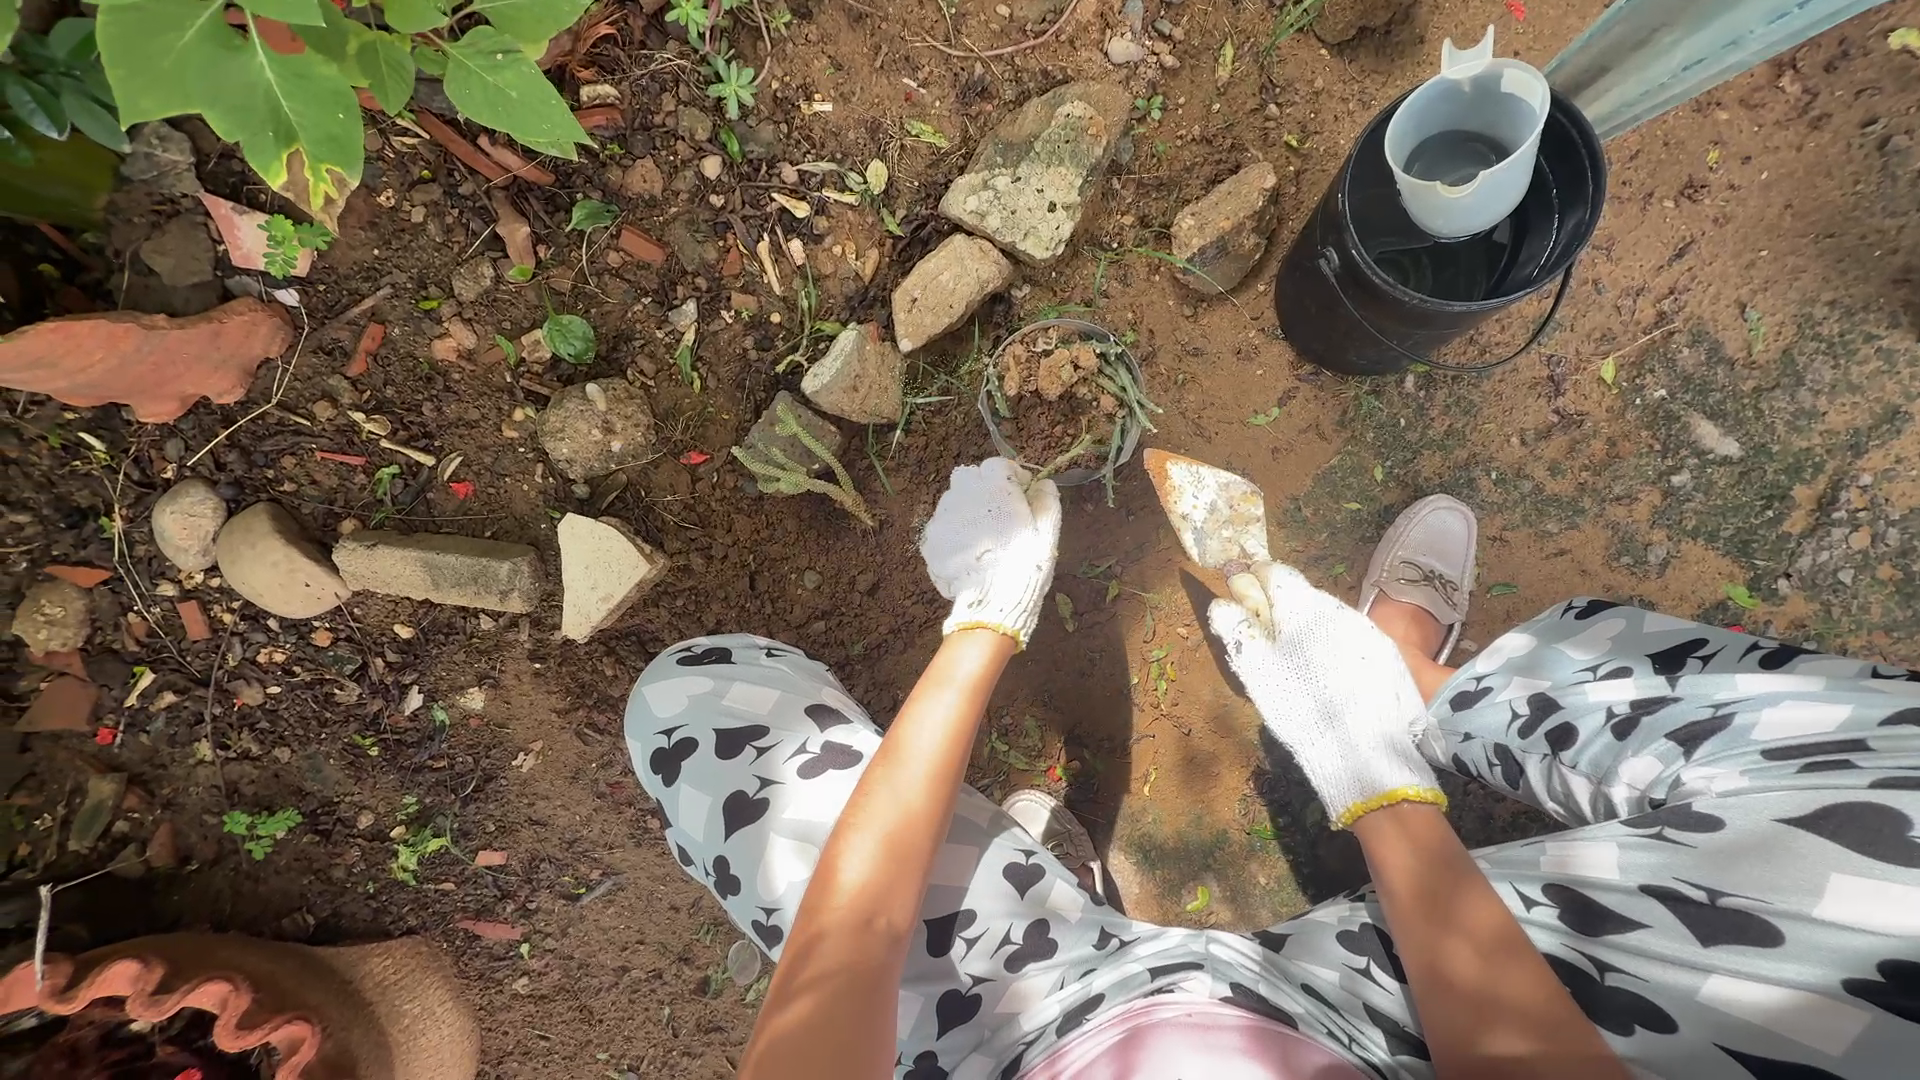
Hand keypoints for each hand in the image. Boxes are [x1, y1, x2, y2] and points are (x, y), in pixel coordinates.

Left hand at [920, 458, 1061, 648]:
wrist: (992, 600)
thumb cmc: (1025, 563)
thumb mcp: (1047, 531)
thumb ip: (1046, 500)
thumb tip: (1043, 484)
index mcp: (994, 487)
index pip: (997, 465)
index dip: (1010, 476)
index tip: (1021, 492)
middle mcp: (962, 494)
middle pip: (969, 478)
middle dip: (983, 488)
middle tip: (998, 511)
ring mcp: (942, 518)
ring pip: (952, 502)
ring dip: (966, 509)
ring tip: (982, 535)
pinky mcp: (930, 541)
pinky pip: (941, 528)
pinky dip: (953, 534)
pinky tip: (967, 553)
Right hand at [1207, 563, 1444, 827]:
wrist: (1365, 752)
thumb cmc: (1300, 706)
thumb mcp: (1256, 670)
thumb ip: (1236, 629)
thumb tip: (1222, 601)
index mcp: (1303, 606)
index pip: (1274, 572)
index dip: (1253, 579)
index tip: (1241, 596)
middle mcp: (1338, 608)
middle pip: (1301, 592)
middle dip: (1279, 605)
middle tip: (1264, 634)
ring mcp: (1367, 630)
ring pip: (1326, 614)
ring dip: (1306, 624)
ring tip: (1296, 657)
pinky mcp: (1386, 655)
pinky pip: (1350, 635)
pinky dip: (1332, 643)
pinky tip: (1328, 673)